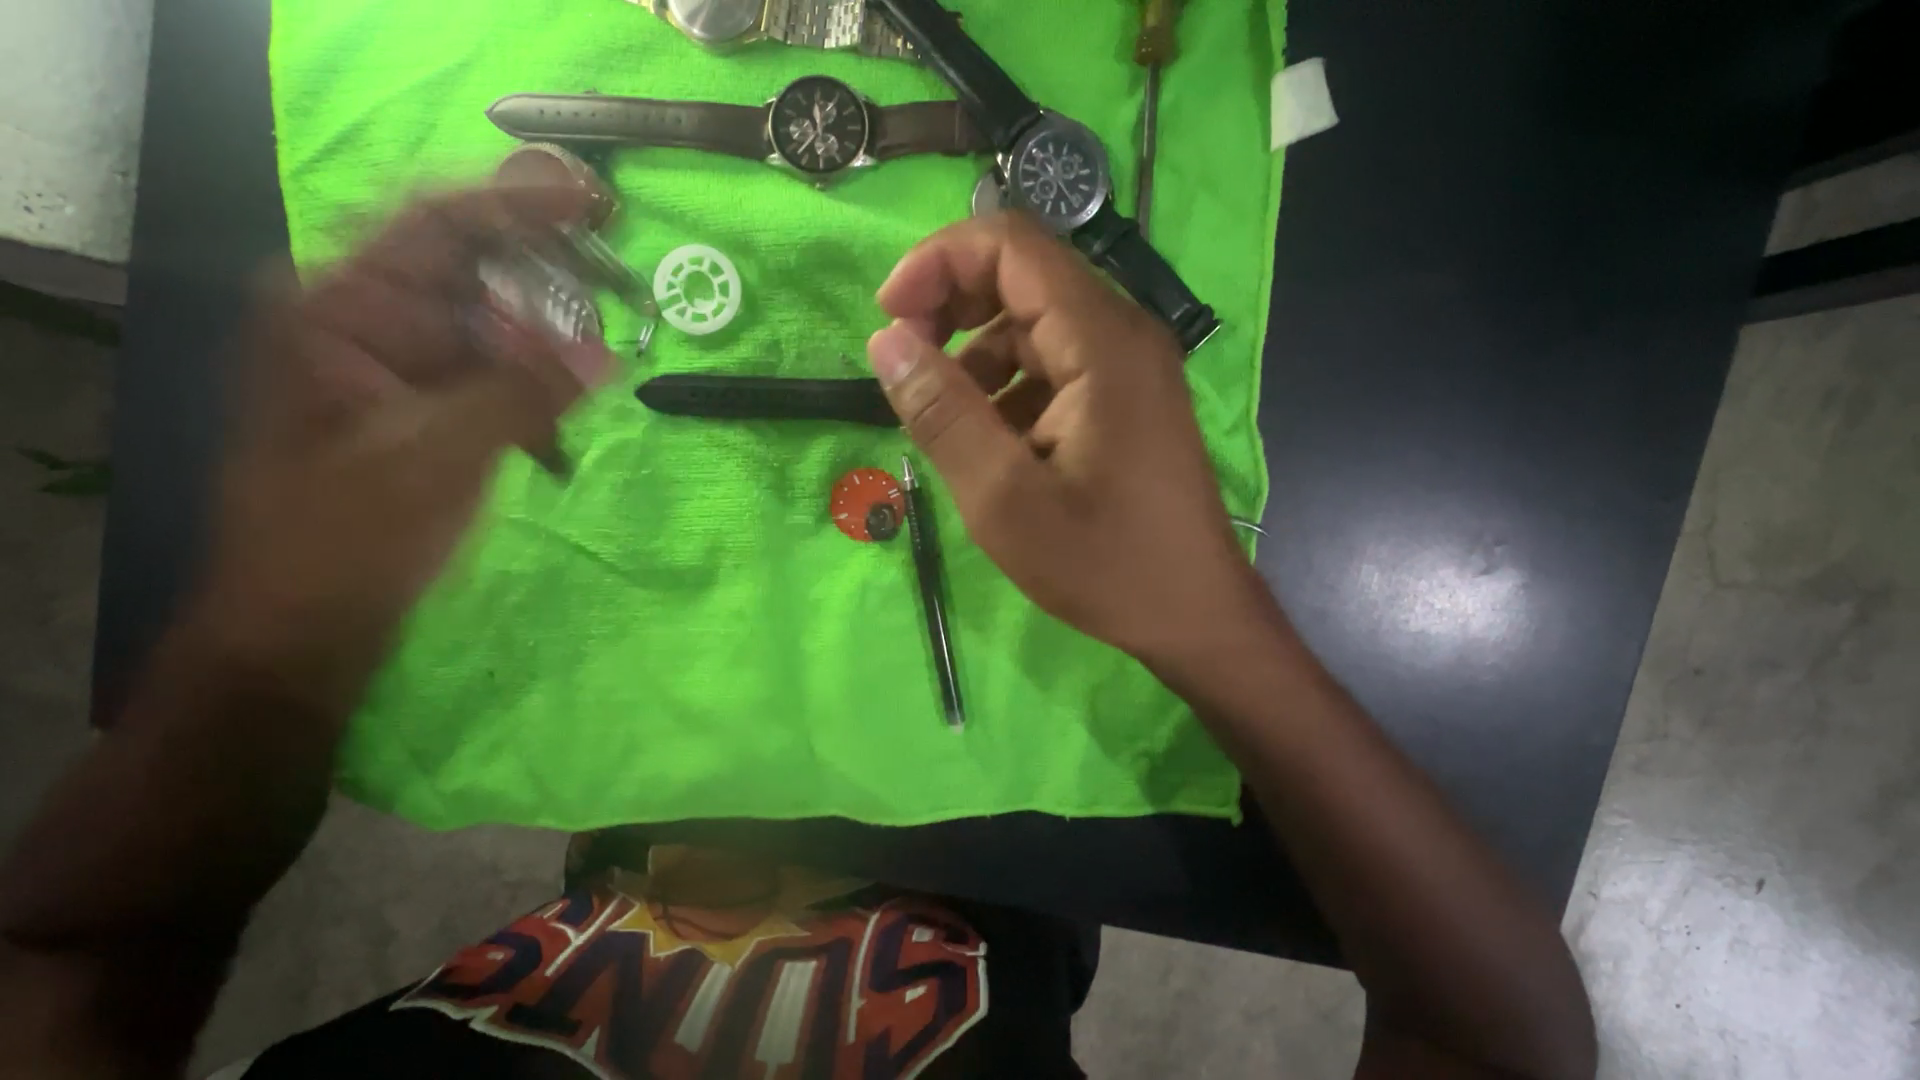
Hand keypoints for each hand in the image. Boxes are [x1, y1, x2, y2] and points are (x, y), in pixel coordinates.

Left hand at [189, 182, 610, 714]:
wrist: (305, 627)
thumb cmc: (345, 539)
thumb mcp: (434, 458)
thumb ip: (523, 393)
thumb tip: (610, 346)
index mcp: (341, 310)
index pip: (437, 224)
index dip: (519, 204)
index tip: (597, 205)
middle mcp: (371, 323)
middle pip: (475, 270)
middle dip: (551, 281)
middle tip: (621, 292)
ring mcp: (403, 368)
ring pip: (496, 327)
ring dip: (553, 344)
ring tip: (603, 364)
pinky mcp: (432, 409)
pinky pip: (500, 377)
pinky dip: (541, 392)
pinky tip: (564, 429)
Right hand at [866, 214, 1271, 671]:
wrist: (1195, 615)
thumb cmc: (1105, 563)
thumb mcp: (1003, 499)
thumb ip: (941, 413)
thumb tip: (887, 341)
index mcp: (1100, 342)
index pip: (1010, 244)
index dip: (937, 262)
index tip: (889, 321)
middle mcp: (1122, 334)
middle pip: (1023, 274)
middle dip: (951, 305)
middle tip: (908, 366)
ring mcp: (1130, 366)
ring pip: (1035, 322)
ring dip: (977, 353)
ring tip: (946, 419)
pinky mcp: (1127, 399)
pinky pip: (1056, 364)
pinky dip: (1009, 386)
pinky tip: (991, 441)